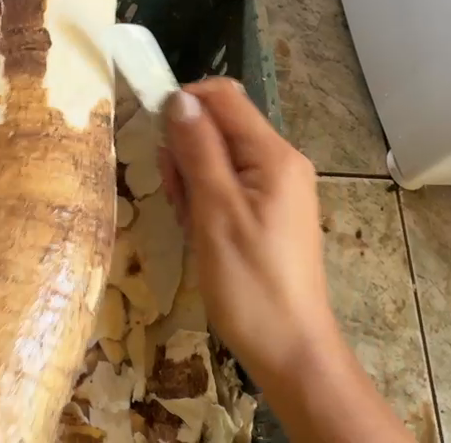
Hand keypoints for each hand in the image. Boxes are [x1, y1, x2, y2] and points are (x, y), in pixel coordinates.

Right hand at [157, 79, 335, 381]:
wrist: (292, 352)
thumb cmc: (251, 285)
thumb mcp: (215, 213)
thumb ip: (198, 150)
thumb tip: (179, 97)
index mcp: (274, 154)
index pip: (223, 98)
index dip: (185, 106)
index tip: (158, 141)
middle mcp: (282, 160)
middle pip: (221, 126)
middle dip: (188, 152)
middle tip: (178, 199)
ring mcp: (279, 186)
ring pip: (221, 157)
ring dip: (194, 180)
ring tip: (190, 223)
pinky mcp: (272, 210)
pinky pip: (231, 184)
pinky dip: (208, 200)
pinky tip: (201, 233)